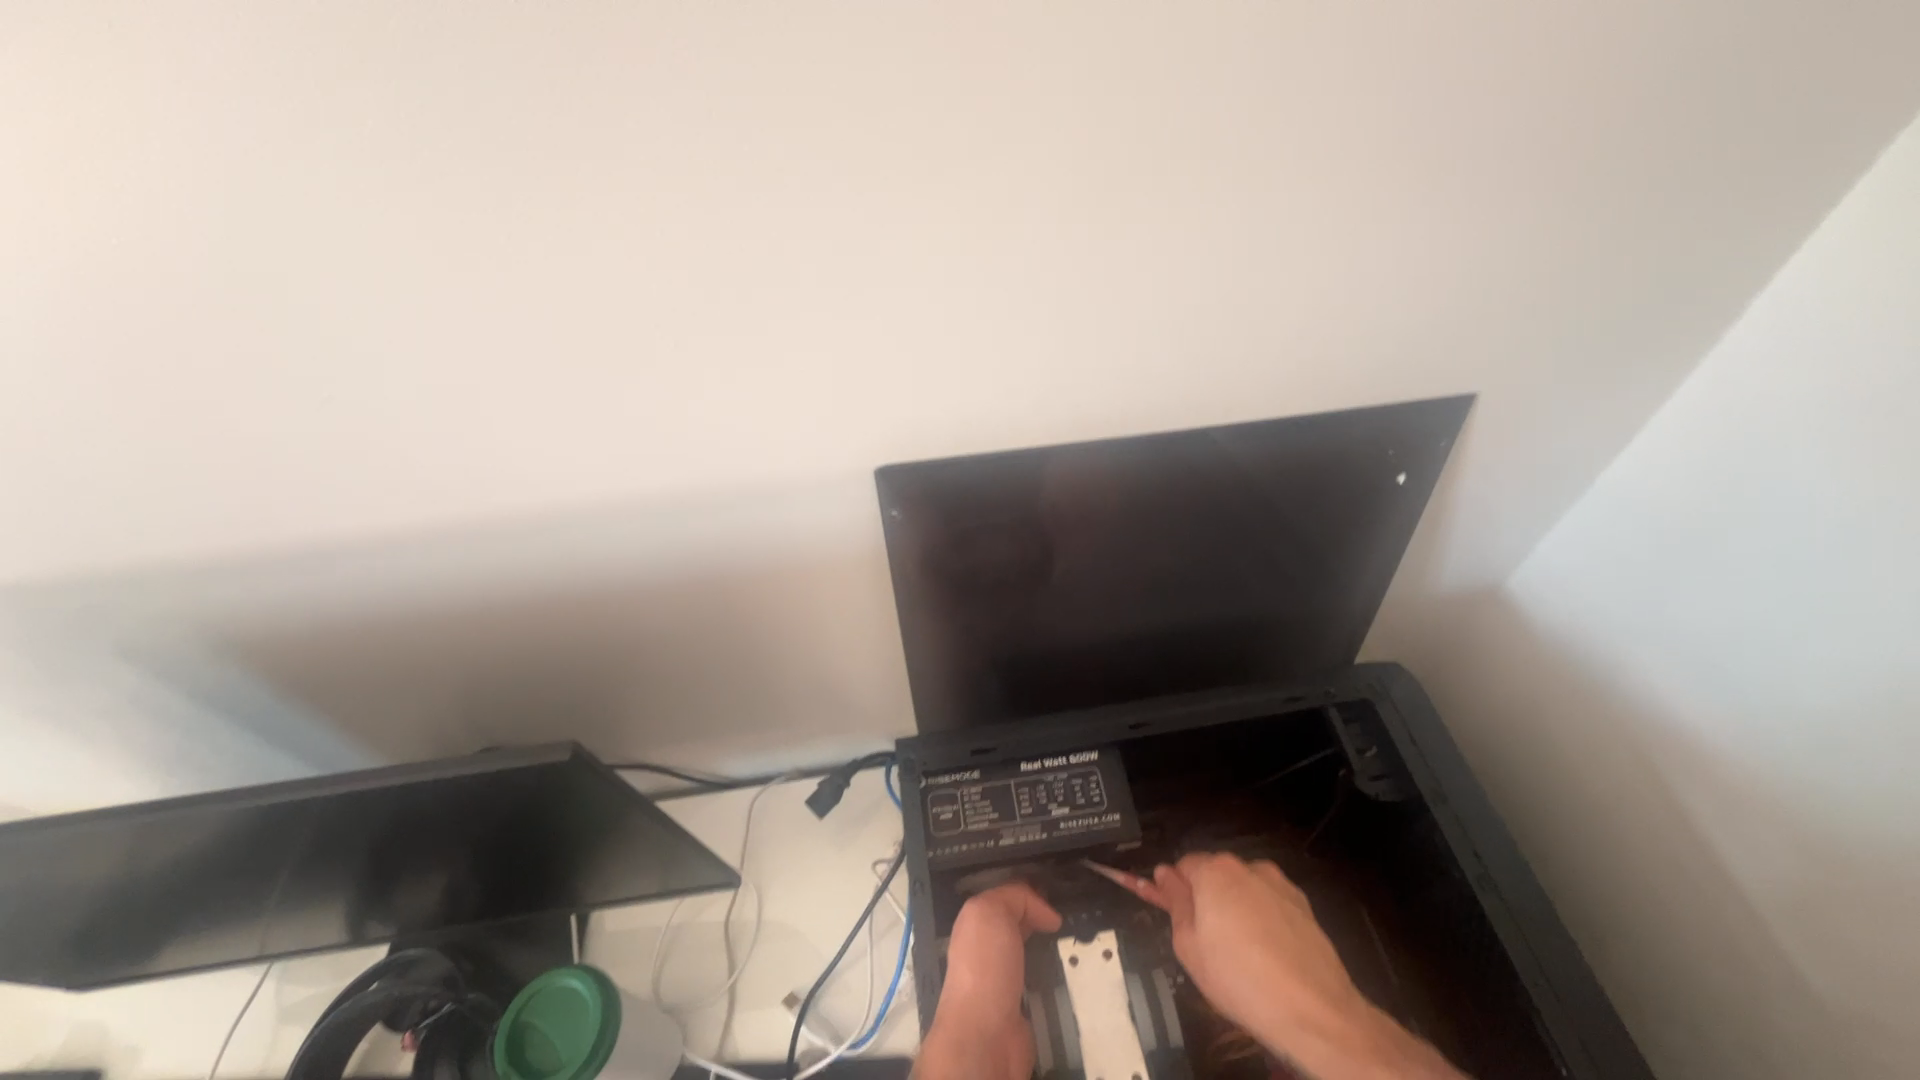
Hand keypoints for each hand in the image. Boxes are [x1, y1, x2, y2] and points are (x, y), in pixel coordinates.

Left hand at [913, 883, 1060, 1079]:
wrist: (984, 1036)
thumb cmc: (985, 967)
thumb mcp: (991, 912)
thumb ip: (1014, 898)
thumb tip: (1044, 912)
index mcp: (974, 925)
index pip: (1005, 899)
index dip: (1030, 892)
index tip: (1060, 893)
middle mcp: (986, 950)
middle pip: (1019, 925)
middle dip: (1043, 919)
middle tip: (1074, 916)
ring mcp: (1004, 981)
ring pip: (1034, 954)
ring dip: (1055, 950)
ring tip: (1083, 943)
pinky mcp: (1022, 1009)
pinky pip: (1044, 984)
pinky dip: (1059, 979)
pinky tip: (1077, 973)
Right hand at [1139, 853, 1465, 1079]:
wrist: (1313, 1010)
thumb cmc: (1238, 979)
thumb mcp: (1188, 945)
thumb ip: (1175, 902)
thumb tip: (1165, 873)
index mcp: (1214, 872)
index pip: (1183, 865)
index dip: (1175, 889)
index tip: (1174, 916)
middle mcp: (1248, 867)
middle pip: (1215, 873)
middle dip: (1206, 896)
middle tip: (1204, 939)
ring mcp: (1280, 885)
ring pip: (1244, 887)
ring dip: (1235, 905)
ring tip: (1239, 950)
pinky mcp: (1304, 906)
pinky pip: (1270, 902)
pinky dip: (1263, 917)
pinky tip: (1267, 952)